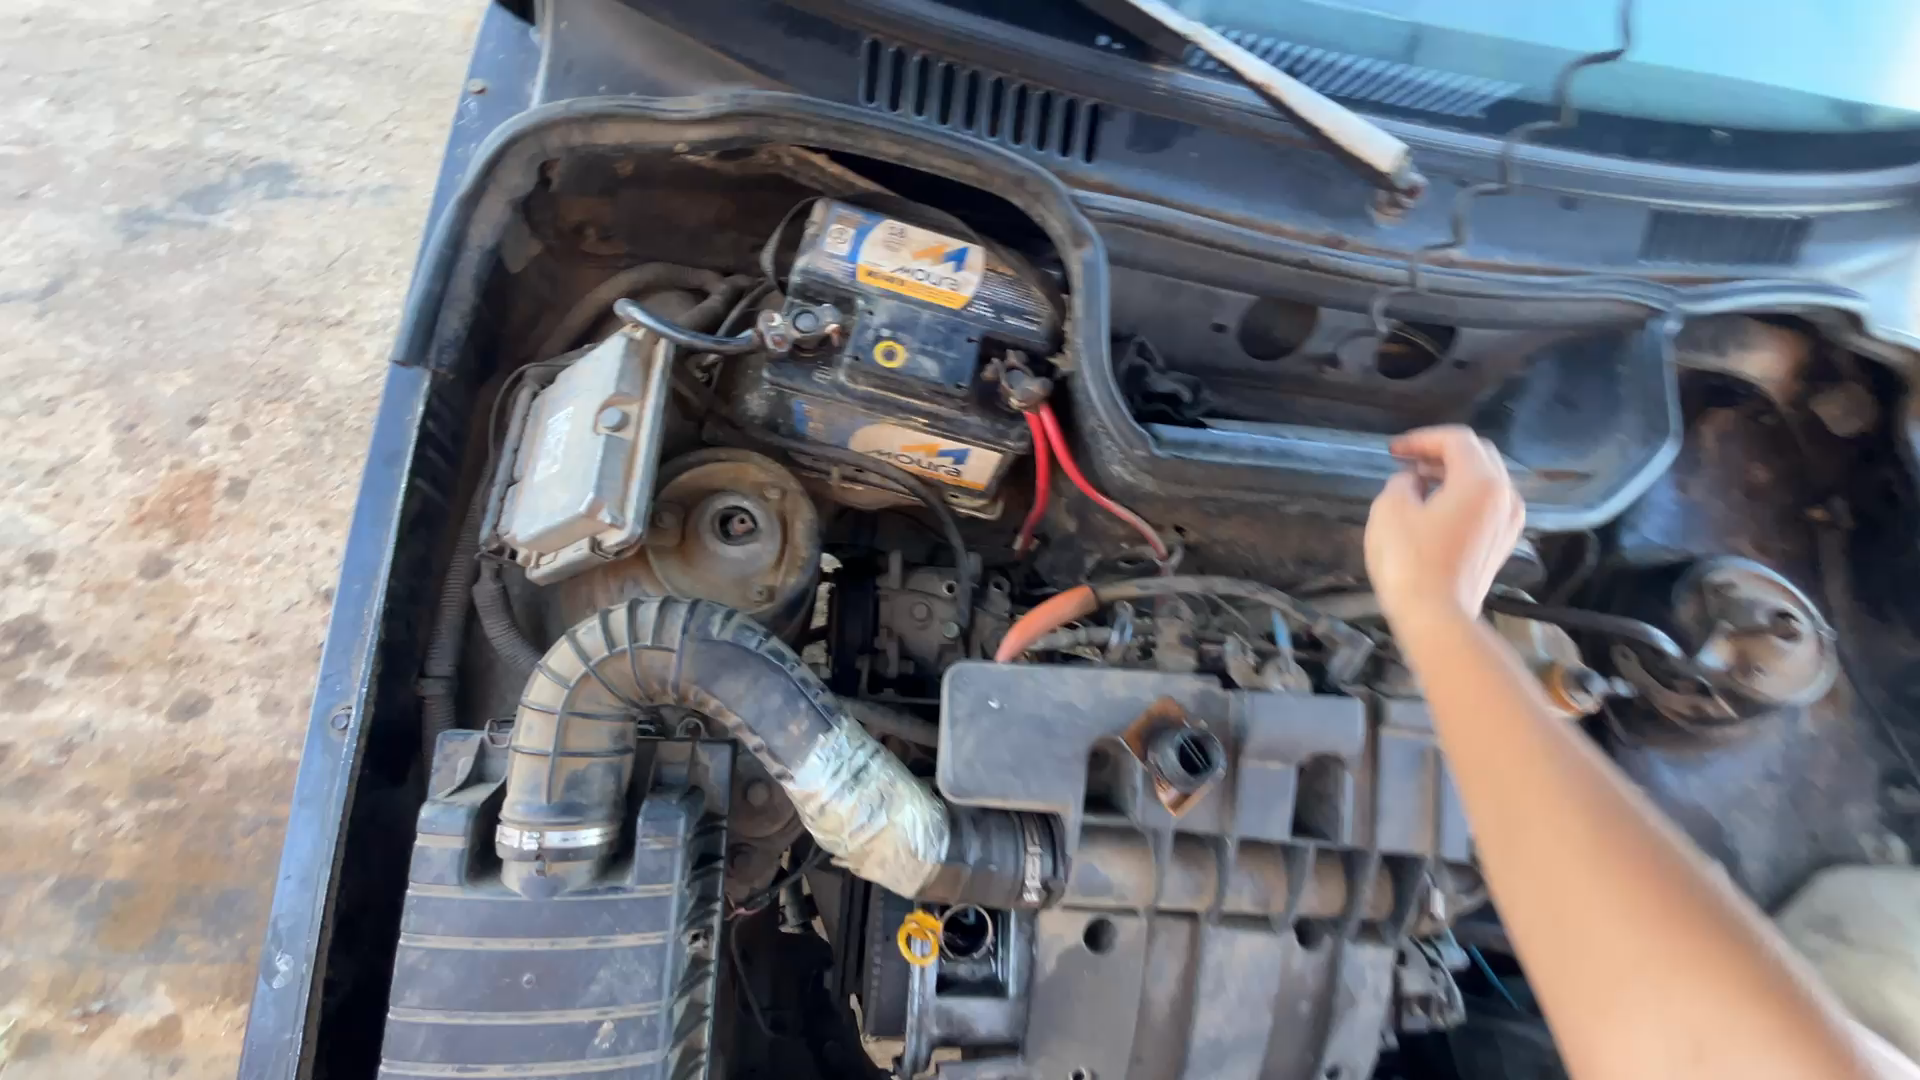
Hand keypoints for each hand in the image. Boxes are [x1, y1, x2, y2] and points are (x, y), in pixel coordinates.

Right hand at [1365, 425, 1523, 625]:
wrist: (1435, 616)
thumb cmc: (1408, 560)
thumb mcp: (1389, 509)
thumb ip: (1401, 483)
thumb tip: (1412, 482)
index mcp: (1481, 481)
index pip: (1456, 440)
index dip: (1421, 439)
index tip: (1392, 451)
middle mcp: (1506, 496)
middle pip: (1478, 456)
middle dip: (1440, 452)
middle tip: (1406, 461)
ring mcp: (1509, 522)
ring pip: (1485, 480)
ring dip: (1452, 474)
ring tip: (1418, 483)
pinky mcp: (1501, 543)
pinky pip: (1486, 504)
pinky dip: (1462, 495)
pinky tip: (1435, 509)